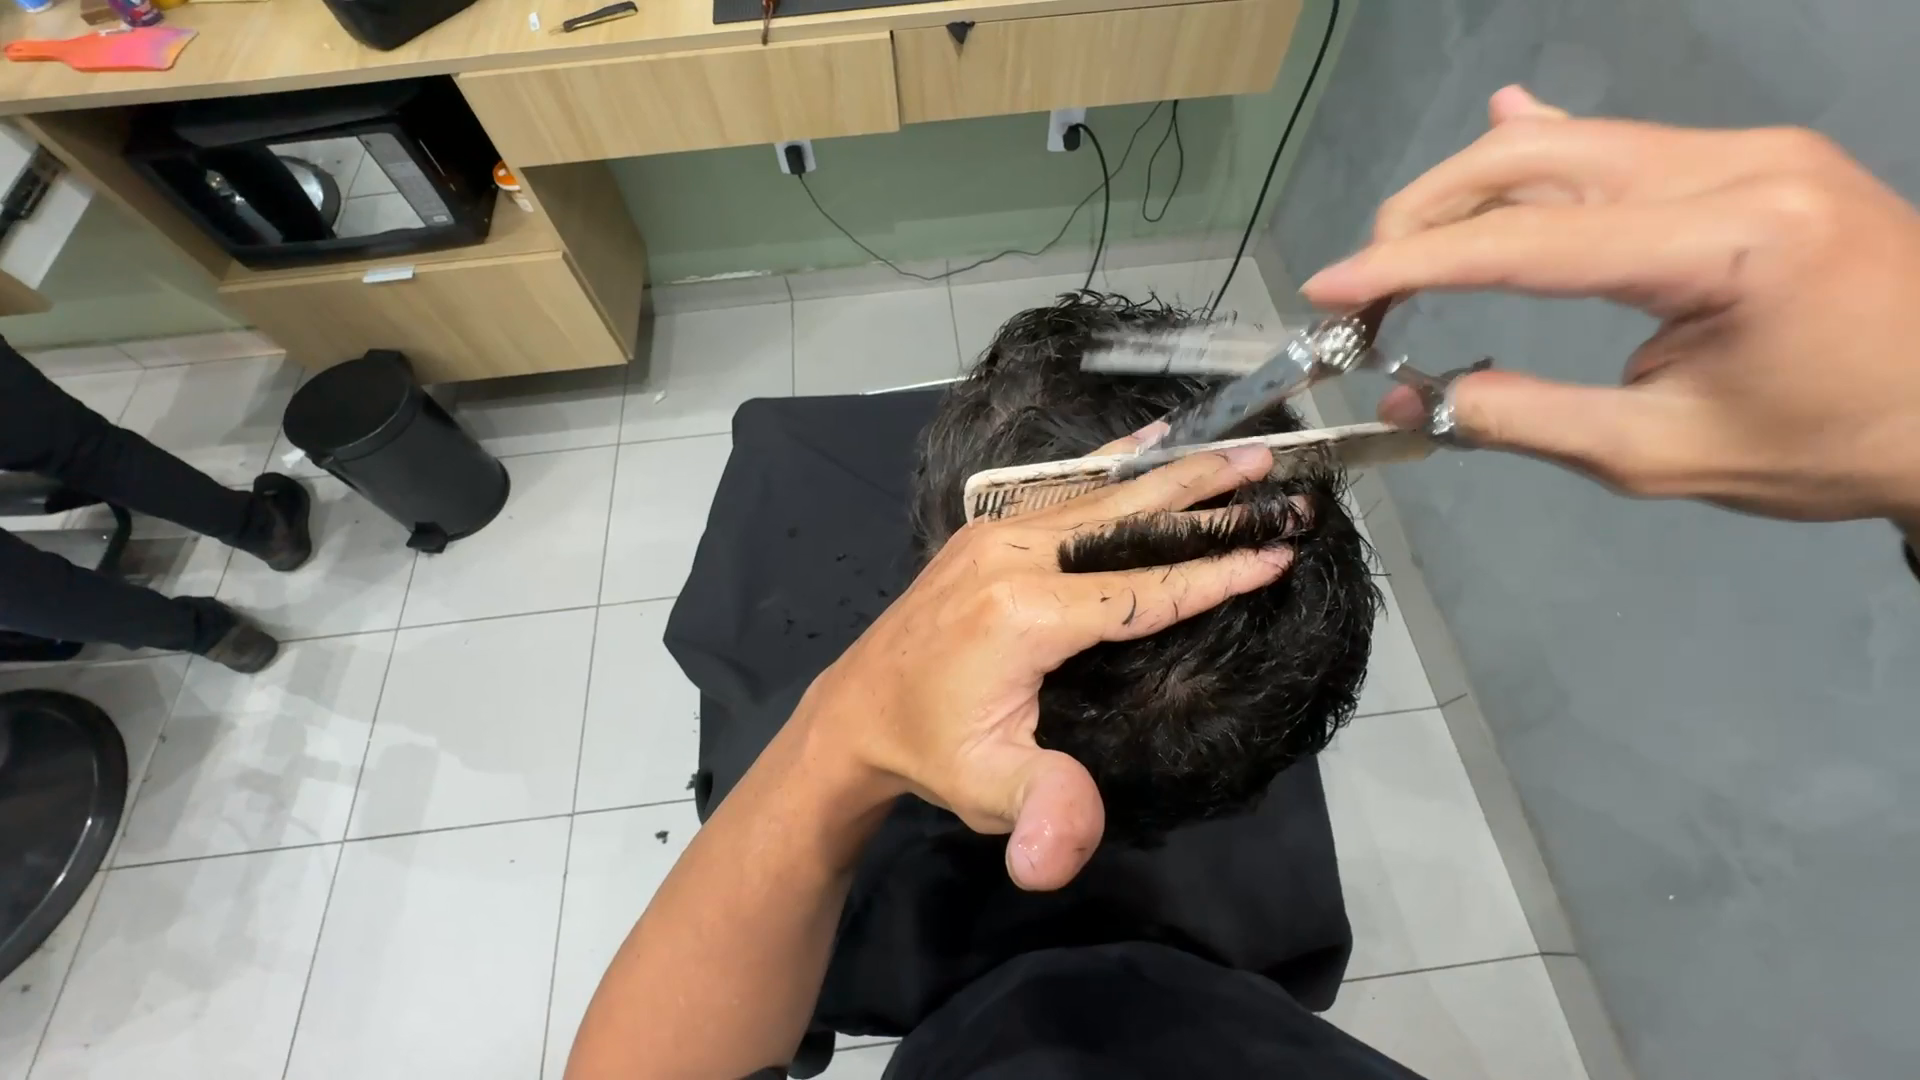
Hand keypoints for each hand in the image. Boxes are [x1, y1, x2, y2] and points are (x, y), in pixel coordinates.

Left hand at [796, 434, 1290, 890]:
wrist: (858, 707)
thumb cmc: (930, 749)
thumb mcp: (984, 789)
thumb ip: (1037, 809)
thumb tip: (1061, 860)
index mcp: (1024, 613)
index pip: (1140, 589)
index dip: (1213, 574)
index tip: (1277, 551)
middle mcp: (1012, 555)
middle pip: (1128, 520)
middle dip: (1207, 498)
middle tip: (1274, 470)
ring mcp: (994, 533)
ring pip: (1100, 495)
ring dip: (1172, 474)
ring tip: (1235, 451)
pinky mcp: (985, 530)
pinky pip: (1062, 489)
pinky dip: (1111, 462)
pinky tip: (1148, 439)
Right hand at [1302, 85, 1919, 533]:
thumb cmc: (1821, 445)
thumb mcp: (1650, 453)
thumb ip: (1516, 417)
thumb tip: (1406, 402)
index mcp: (1726, 244)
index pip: (1521, 241)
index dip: (1406, 266)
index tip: (1327, 291)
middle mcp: (1734, 168)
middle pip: (1530, 161)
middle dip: (1420, 218)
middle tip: (1361, 288)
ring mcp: (1743, 153)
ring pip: (1562, 144)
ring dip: (1460, 194)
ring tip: (1399, 258)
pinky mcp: (1741, 162)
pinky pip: (1613, 142)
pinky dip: (1536, 151)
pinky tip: (1501, 124)